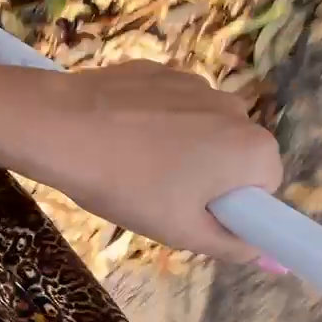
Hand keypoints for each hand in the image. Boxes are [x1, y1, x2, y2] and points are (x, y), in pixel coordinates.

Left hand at [20, 61, 282, 262]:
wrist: (56, 127)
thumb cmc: (124, 184)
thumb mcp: (179, 230)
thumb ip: (231, 244)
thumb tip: (265, 253)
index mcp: (254, 148)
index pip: (258, 189)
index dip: (222, 206)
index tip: (182, 208)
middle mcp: (234, 106)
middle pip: (227, 153)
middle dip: (198, 173)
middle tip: (150, 189)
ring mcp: (190, 81)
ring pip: (192, 126)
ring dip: (171, 144)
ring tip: (124, 161)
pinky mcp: (152, 69)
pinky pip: (160, 103)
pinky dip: (143, 118)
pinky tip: (109, 131)